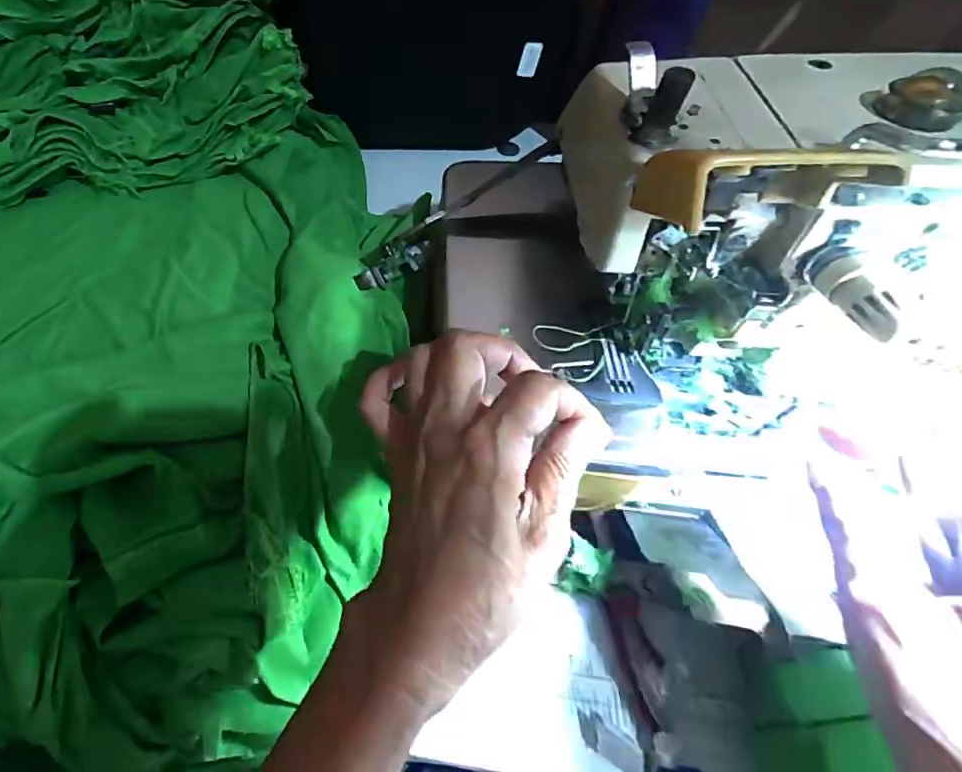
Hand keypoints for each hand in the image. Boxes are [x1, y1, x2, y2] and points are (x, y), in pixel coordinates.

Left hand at [352, 330, 612, 713]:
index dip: (571, 400)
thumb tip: (587, 424)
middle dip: (502, 351)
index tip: (584, 428)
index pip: (536, 387)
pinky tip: (420, 389)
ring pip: (419, 358)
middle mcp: (445, 425)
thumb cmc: (493, 588)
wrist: (424, 616)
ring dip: (455, 358)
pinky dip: (392, 379)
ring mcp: (410, 433)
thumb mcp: (546, 535)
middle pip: (462, 346)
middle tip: (527, 385)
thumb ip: (563, 467)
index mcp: (491, 447)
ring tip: (486, 385)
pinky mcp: (390, 448)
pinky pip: (374, 396)